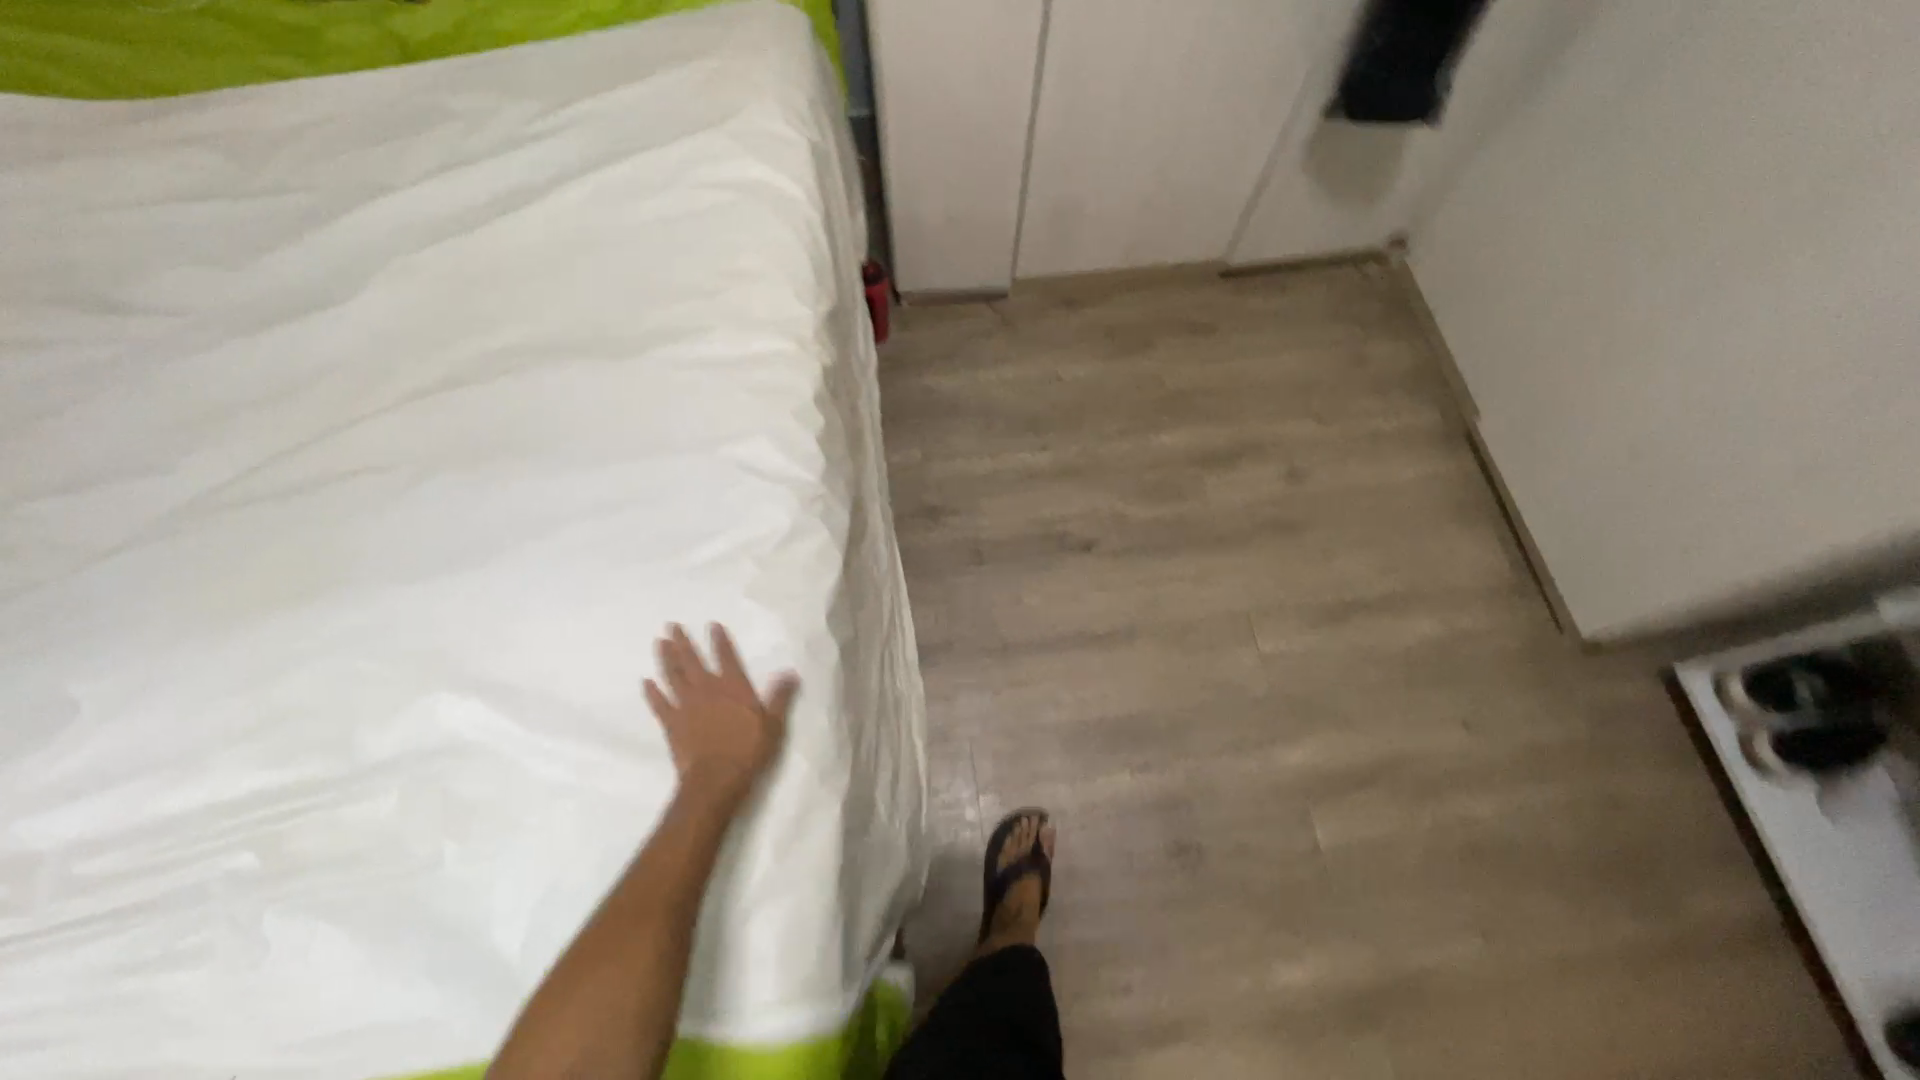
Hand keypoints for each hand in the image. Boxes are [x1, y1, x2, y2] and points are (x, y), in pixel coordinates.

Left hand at [644, 623, 797, 806]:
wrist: (715, 779)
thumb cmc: (749, 752)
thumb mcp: (774, 724)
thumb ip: (780, 697)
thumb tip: (790, 672)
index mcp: (733, 687)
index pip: (726, 657)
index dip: (719, 640)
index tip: (712, 625)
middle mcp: (707, 690)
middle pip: (692, 661)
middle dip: (683, 642)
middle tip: (671, 625)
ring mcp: (686, 706)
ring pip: (673, 676)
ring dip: (665, 658)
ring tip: (659, 642)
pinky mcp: (671, 723)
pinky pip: (658, 703)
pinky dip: (651, 692)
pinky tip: (645, 682)